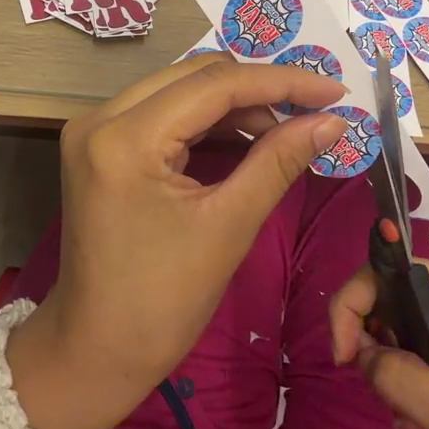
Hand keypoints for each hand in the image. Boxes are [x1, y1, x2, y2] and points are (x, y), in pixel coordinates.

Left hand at [8, 53, 347, 428]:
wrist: (97, 349)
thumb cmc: (163, 301)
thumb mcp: (228, 226)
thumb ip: (278, 162)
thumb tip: (333, 121)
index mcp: (123, 137)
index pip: (212, 85)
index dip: (280, 82)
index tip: (335, 92)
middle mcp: (99, 118)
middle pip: (191, 78)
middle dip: (257, 91)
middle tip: (314, 111)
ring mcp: (93, 131)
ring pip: (176, 92)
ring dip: (232, 106)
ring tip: (286, 131)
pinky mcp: (99, 147)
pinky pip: (160, 115)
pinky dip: (204, 123)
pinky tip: (245, 140)